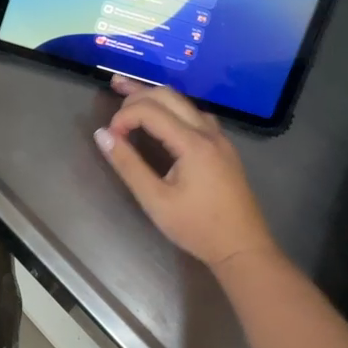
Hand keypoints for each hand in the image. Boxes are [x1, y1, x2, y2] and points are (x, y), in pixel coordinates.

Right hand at [93, 75, 276, 271]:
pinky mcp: (223, 148)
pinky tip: (162, 119)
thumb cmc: (199, 229)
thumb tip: (102, 134)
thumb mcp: (155, 201)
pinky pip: (194, 114)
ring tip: (128, 95)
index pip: (149, 110)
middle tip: (113, 97)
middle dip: (137, 95)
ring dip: (154, 97)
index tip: (111, 137)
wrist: (245, 252)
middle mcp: (208, 133)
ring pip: (183, 102)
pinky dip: (172, 108)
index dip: (124, 117)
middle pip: (167, 95)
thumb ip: (127, 164)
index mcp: (193, 144)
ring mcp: (220, 139)